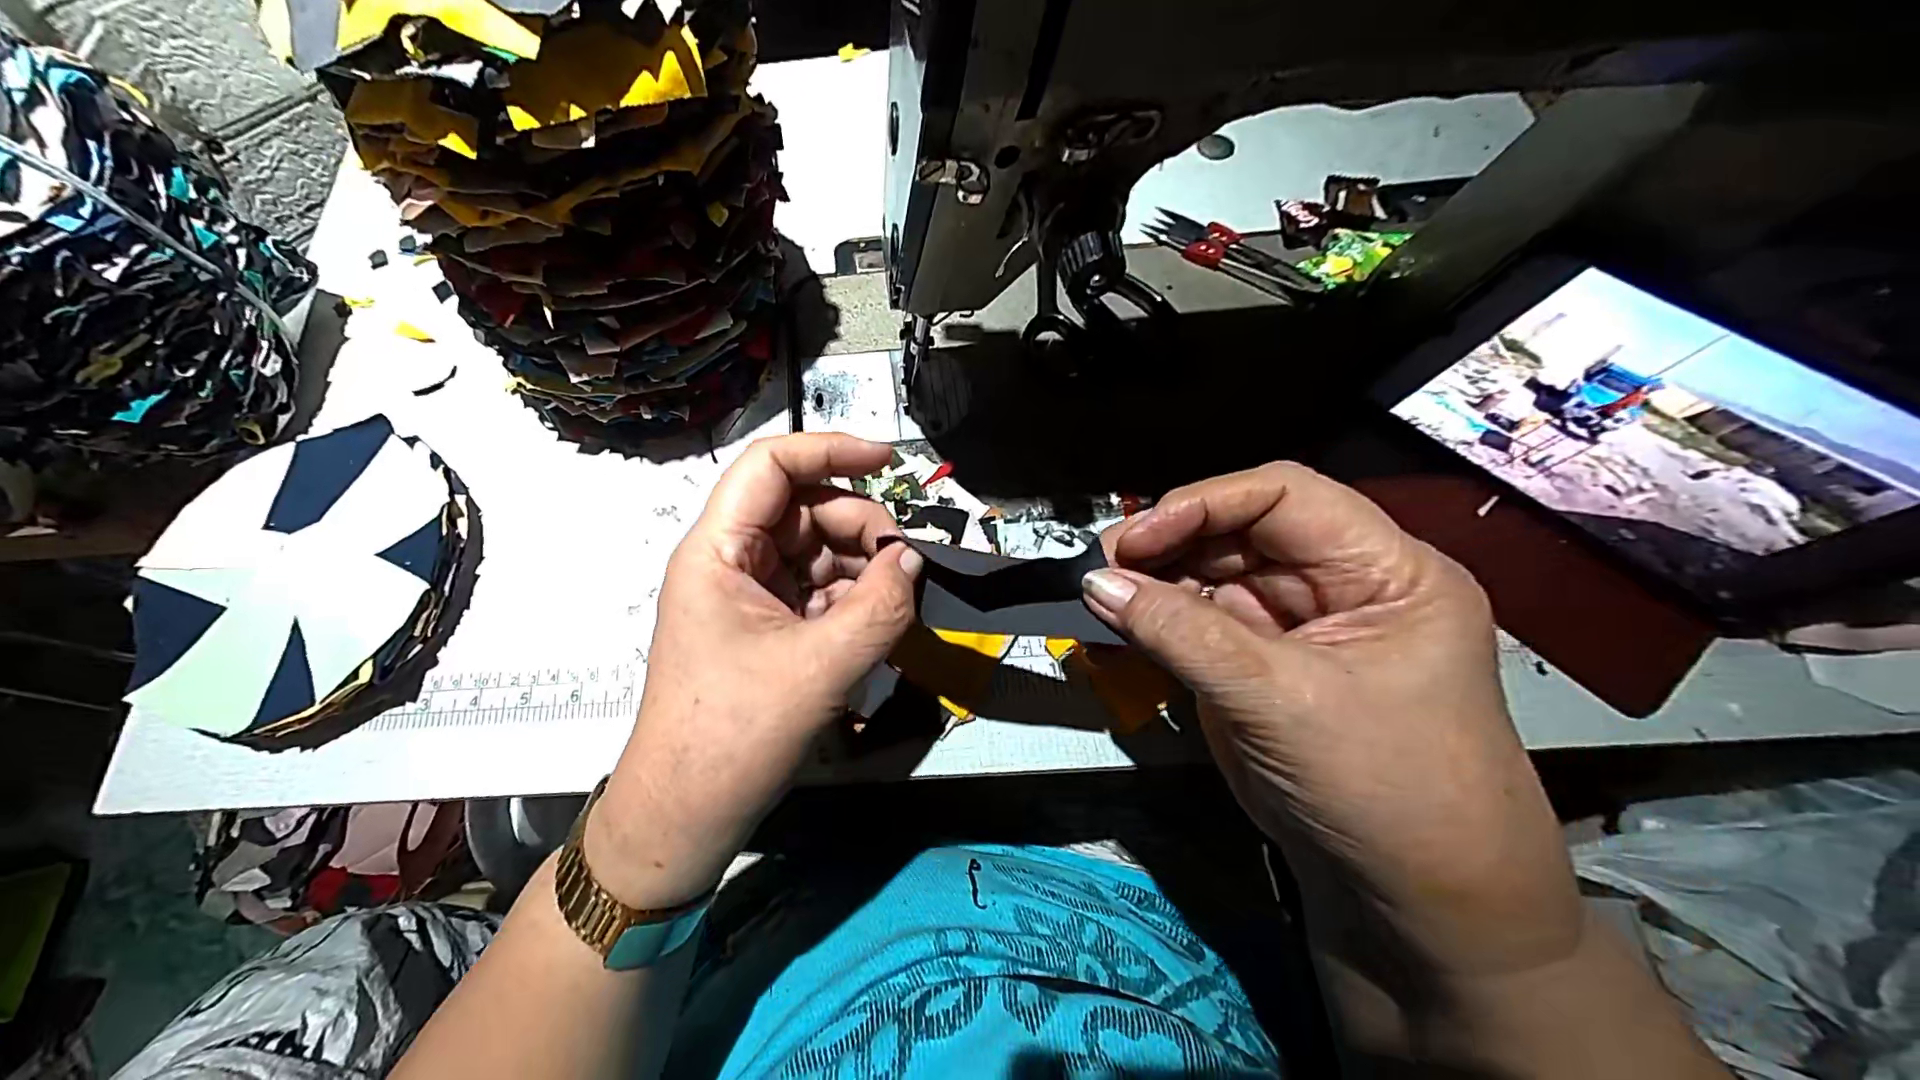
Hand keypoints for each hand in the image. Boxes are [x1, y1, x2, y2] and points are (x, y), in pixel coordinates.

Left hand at [585, 434, 921, 909]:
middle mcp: (734, 561)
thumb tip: (914, 559)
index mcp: (720, 551)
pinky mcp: (771, 626)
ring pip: (820, 551)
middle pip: (806, 509)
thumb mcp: (818, 667)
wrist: (690, 814)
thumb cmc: (733, 735)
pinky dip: (854, 599)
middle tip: (905, 567)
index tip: (888, 460)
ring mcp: (752, 594)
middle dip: (861, 529)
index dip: (830, 449)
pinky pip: (821, 590)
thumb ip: (878, 607)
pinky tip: (878, 627)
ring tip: (895, 605)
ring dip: (864, 569)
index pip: (771, 466)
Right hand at [1083, 462, 1582, 979]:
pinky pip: (1197, 626)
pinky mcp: (1256, 669)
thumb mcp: (1281, 701)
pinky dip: (1156, 624)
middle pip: (1239, 533)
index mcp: (1385, 570)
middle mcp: (1338, 585)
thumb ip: (1183, 633)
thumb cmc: (1383, 791)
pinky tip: (1120, 629)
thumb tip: (1095, 582)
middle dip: (1168, 545)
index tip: (1136, 537)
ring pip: (1210, 578)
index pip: (1285, 495)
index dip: (1204, 503)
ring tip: (1103, 600)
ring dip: (1154, 585)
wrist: (1412, 910)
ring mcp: (1293, 628)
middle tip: (1104, 570)